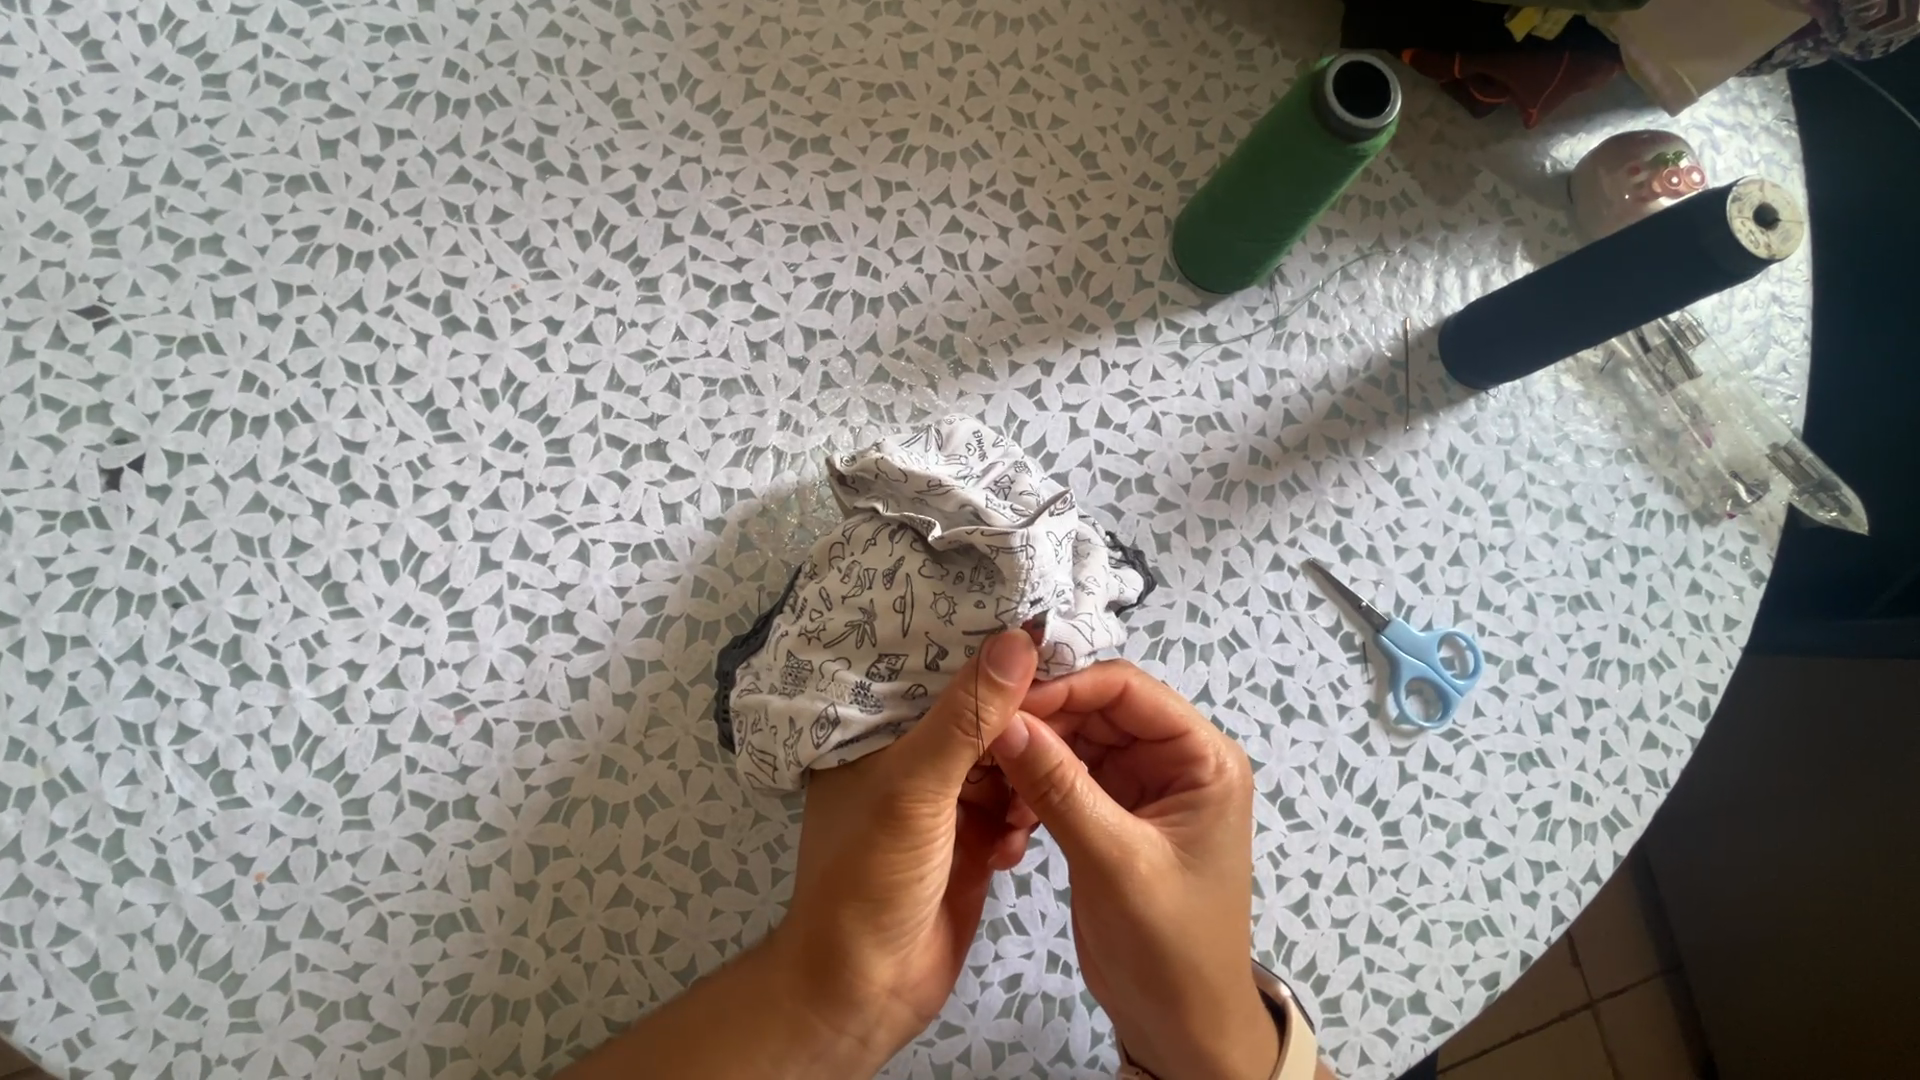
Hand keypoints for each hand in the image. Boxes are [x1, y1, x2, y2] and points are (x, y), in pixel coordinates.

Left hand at [768, 630, 1039, 1071]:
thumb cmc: (870, 875)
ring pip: (1004, 760)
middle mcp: (910, 755)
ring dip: (1027, 776)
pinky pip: (1013, 806)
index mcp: (877, 728)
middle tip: (1068, 717)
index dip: (986, 651)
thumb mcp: (915, 786)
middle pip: (978, 714)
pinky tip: (1015, 844)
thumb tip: (1019, 639)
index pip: (936, 668)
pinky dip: (1023, 819)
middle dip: (1021, 719)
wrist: (866, 990)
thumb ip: (967, 716)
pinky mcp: (971, 836)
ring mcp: (943, 797)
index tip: (1045, 633)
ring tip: (1041, 792)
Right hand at [993, 661, 1277, 1079]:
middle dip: (1045, 720)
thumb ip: (1059, 786)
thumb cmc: (1168, 946)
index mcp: (1202, 757)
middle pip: (1100, 709)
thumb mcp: (1114, 861)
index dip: (1067, 687)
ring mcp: (1143, 782)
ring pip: (1078, 738)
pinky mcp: (1115, 807)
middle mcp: (1175, 757)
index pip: (1128, 689)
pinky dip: (1037, 782)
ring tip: (991, 772)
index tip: (1006, 703)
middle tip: (988, 737)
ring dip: (1036, 751)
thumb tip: (1005, 720)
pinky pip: (1069, 772)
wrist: (1179, 1027)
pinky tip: (1008, 804)